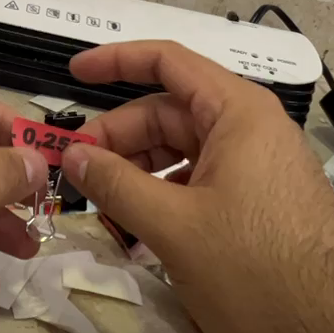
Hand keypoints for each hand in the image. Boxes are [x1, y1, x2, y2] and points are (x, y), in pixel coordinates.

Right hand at [63, 41, 333, 332]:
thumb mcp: (175, 227)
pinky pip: (202, 177)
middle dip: (120, 135)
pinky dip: (166, 191)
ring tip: (105, 199)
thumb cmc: (258, 272)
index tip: (74, 72)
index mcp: (236, 110)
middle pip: (168, 110)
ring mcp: (259, 164)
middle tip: (77, 166)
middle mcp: (250, 125)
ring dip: (139, 167)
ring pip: (183, 147)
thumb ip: (116, 184)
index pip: (166, 60)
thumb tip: (70, 155)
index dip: (115, 60)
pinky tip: (143, 222)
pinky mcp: (262, 200)